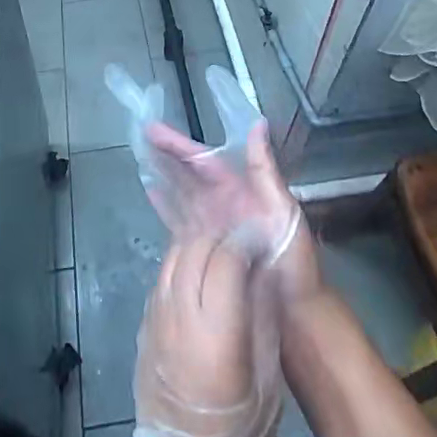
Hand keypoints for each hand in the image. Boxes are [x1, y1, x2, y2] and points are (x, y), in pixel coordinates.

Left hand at [135, 234, 281, 436]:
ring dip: (197, 245)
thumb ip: (264, 320)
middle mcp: (179, 315)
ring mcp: (156, 315)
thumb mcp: (266, 382)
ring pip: (173, 256)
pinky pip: (161, 274)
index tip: (261, 236)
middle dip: (221, 238)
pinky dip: (180, 263)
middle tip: (242, 242)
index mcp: (214, 333)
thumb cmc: (237, 424)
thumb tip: (266, 269)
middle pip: (194, 249)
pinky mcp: (144, 321)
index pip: (225, 261)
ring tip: (220, 252)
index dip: (244, 241)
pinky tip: (197, 273)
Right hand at [143, 121, 323, 305]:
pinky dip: (166, 204)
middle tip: (141, 138)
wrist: (297, 313)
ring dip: (163, 175)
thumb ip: (265, 169)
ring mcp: (214, 225)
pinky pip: (182, 220)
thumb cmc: (293, 260)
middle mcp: (224, 202)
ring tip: (140, 158)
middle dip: (166, 154)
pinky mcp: (207, 247)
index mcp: (241, 190)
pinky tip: (151, 192)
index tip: (155, 130)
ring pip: (183, 192)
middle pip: (189, 173)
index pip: (204, 161)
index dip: (179, 144)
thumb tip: (257, 124)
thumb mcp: (284, 210)